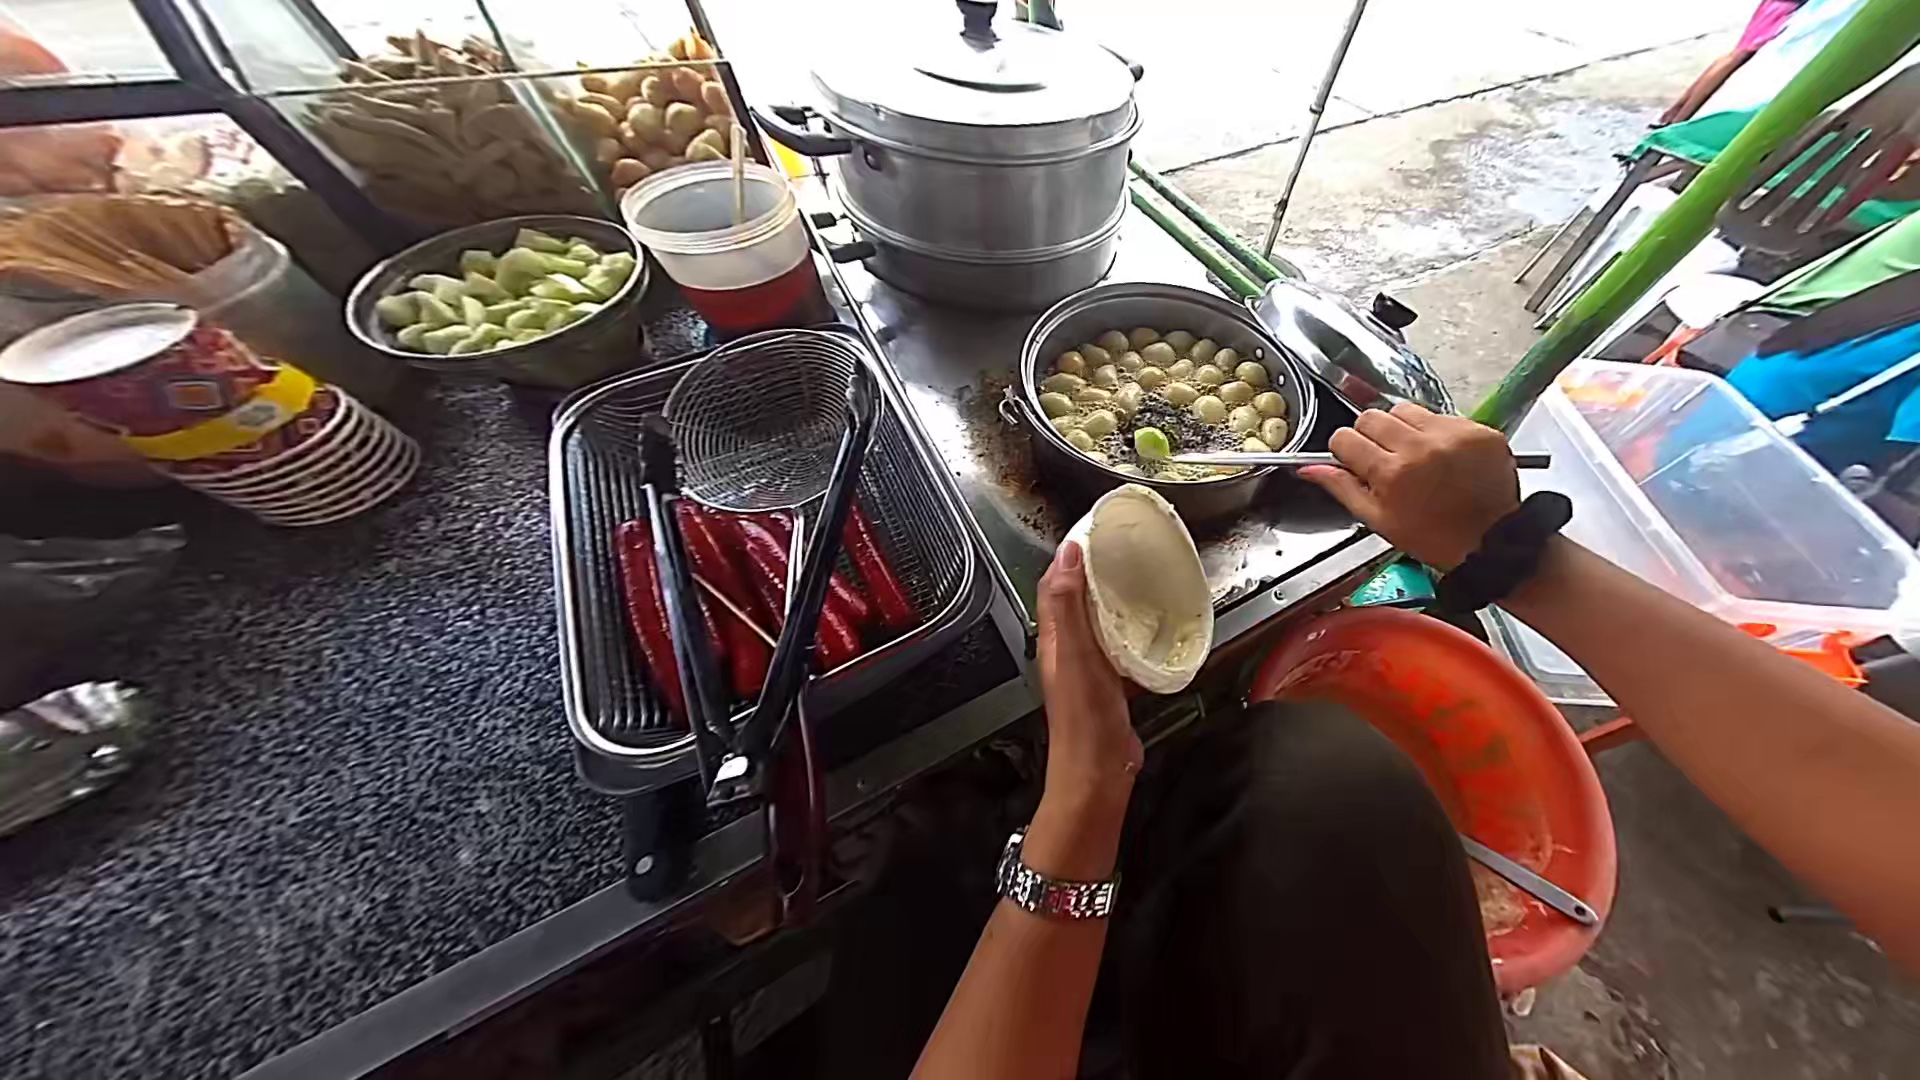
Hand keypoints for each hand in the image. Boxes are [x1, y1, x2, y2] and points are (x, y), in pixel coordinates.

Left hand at [1036, 541, 1140, 803]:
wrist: (1099, 770)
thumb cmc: (1085, 718)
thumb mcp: (1076, 653)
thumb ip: (1068, 605)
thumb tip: (1066, 556)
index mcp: (1053, 636)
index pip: (1054, 583)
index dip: (1069, 555)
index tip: (1092, 532)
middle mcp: (1066, 646)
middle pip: (1075, 597)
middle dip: (1093, 570)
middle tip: (1119, 550)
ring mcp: (1087, 664)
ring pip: (1097, 619)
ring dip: (1112, 597)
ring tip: (1136, 579)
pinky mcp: (1107, 681)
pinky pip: (1116, 643)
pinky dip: (1129, 627)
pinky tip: (1147, 626)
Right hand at [1298, 403, 1520, 570]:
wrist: (1490, 539)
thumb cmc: (1428, 534)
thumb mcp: (1374, 517)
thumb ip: (1340, 486)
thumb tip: (1308, 469)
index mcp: (1390, 472)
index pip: (1344, 437)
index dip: (1343, 450)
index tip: (1352, 460)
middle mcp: (1420, 448)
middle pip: (1371, 417)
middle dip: (1368, 435)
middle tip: (1381, 457)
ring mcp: (1452, 436)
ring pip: (1403, 410)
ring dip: (1399, 428)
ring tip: (1410, 452)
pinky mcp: (1478, 430)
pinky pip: (1439, 415)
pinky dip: (1432, 431)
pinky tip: (1437, 454)